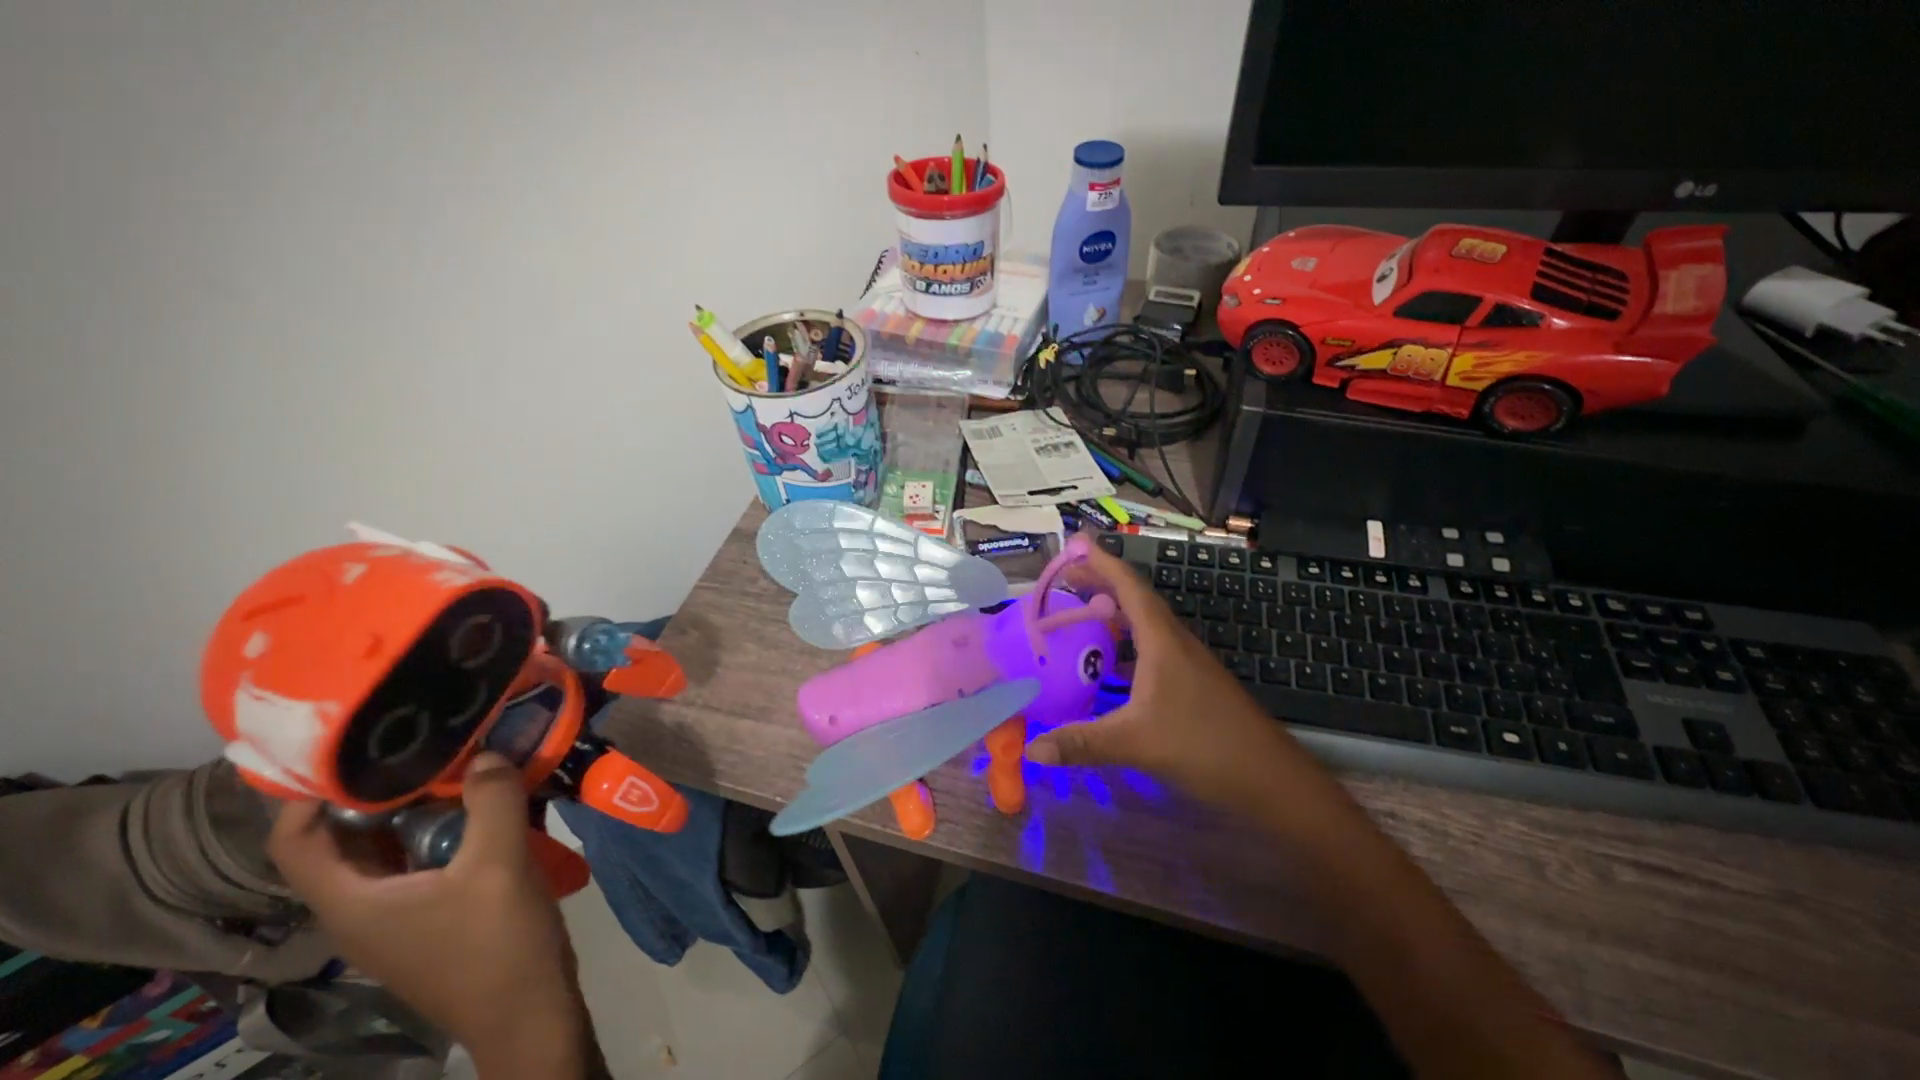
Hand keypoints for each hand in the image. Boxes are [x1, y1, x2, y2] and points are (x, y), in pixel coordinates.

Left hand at [268, 753, 589, 1075]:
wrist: (530, 1015)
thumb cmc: (498, 944)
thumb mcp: (499, 864)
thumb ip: (492, 800)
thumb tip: (486, 755)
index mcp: (351, 902)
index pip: (293, 839)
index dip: (308, 792)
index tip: (353, 745)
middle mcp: (358, 910)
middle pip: (340, 840)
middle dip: (373, 790)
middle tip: (415, 743)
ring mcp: (392, 919)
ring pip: (382, 851)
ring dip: (410, 810)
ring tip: (450, 767)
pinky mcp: (425, 921)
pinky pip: (413, 864)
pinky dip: (434, 832)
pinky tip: (477, 810)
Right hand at [1025, 546, 1306, 802]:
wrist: (1269, 778)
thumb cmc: (1203, 746)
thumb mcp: (1135, 743)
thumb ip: (1082, 743)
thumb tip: (1032, 751)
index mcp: (1163, 642)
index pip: (1130, 588)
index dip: (1102, 563)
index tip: (1075, 543)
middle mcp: (1176, 644)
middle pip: (1136, 602)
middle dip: (1101, 585)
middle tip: (1064, 579)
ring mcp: (1187, 666)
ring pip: (1145, 628)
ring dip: (1114, 615)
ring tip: (1079, 614)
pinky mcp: (1191, 687)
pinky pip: (1151, 653)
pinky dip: (1125, 648)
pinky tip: (1108, 668)